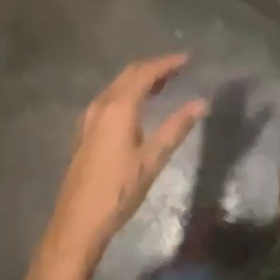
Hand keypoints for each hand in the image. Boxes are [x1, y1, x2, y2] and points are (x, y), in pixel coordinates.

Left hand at [45, 54, 207, 261]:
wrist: (78, 221)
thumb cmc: (118, 191)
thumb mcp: (152, 160)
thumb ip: (176, 128)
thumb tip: (201, 103)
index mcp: (118, 108)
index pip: (145, 73)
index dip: (166, 63)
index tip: (187, 59)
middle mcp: (101, 105)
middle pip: (128, 75)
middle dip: (154, 68)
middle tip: (179, 68)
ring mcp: (89, 118)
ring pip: (117, 86)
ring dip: (140, 80)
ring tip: (164, 83)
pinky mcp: (85, 131)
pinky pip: (109, 99)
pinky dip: (128, 93)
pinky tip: (138, 106)